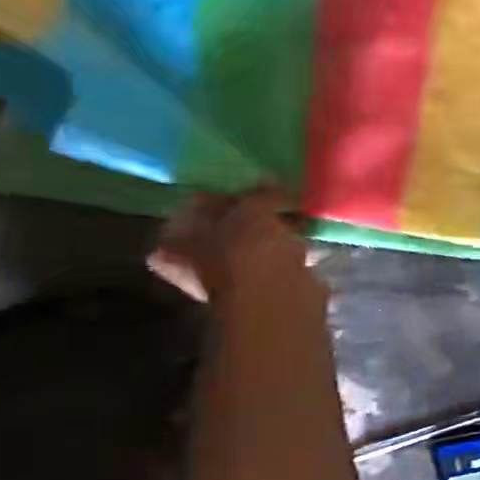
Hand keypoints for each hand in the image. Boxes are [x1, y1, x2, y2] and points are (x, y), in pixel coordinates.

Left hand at [149, 189, 312, 304]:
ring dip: (272, 233)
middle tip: (278, 198)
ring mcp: (229, 280)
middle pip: (223, 228)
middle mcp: (192, 265)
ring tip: (298, 216)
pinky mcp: (263, 290)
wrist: (278, 299)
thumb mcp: (251, 210)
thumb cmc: (249, 252)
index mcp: (172, 244)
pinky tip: (307, 238)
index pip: (194, 207)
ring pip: (252, 246)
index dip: (223, 193)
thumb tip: (270, 180)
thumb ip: (259, 194)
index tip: (251, 183)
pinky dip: (289, 251)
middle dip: (251, 215)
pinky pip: (275, 261)